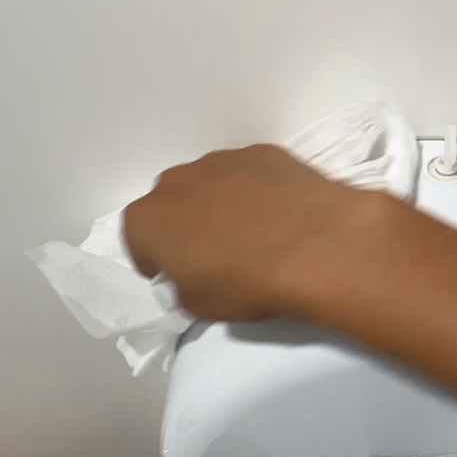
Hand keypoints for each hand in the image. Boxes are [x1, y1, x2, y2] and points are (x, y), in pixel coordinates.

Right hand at [123, 144, 400, 321]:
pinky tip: (285, 209)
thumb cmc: (248, 282)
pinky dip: (263, 186)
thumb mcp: (197, 304)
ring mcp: (225, 160)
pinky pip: (255, 172)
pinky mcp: (268, 152)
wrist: (316, 245)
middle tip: (221, 250)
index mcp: (147, 219)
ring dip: (226, 201)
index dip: (160, 260)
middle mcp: (178, 180)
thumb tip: (196, 271)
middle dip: (191, 223)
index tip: (182, 273)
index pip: (141, 241)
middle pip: (176, 203)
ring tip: (259, 227)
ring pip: (215, 182)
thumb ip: (182, 282)